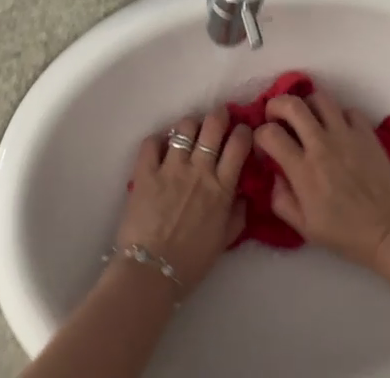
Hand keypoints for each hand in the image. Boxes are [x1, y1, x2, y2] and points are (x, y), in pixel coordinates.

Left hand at [116, 109, 251, 292]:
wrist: (152, 272)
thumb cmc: (192, 261)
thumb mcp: (224, 241)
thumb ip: (237, 215)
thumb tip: (244, 195)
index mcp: (221, 187)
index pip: (238, 145)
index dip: (243, 132)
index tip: (242, 131)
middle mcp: (199, 170)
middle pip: (213, 126)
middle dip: (219, 115)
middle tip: (219, 117)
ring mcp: (170, 168)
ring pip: (184, 128)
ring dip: (190, 125)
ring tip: (189, 131)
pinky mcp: (145, 172)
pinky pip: (151, 143)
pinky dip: (157, 140)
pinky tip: (160, 146)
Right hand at [252, 88, 389, 267]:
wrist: (389, 230)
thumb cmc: (345, 233)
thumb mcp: (304, 228)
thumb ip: (281, 201)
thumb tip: (274, 176)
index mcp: (303, 170)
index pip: (270, 134)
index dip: (260, 135)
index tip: (263, 144)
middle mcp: (322, 145)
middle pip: (292, 105)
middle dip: (277, 105)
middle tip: (275, 115)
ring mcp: (346, 135)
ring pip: (320, 98)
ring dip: (308, 104)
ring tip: (307, 118)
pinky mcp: (367, 133)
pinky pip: (348, 110)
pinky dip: (339, 115)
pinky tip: (338, 130)